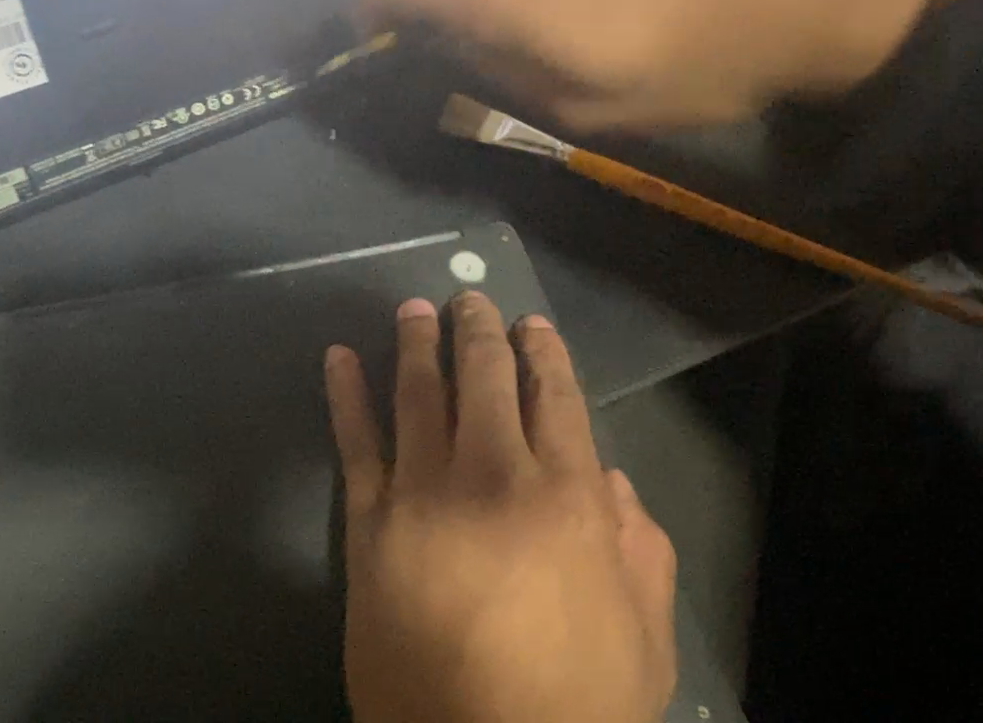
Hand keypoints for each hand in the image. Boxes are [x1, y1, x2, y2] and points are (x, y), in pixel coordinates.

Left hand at [325, 294, 676, 722]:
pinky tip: (339, 355)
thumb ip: (640, 550)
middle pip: (486, 379)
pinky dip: (345, 392)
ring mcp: (424, 490)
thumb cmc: (571, 700)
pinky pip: (356, 439)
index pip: (556, 398)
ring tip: (414, 309)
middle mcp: (493, 474)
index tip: (530, 323)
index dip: (544, 353)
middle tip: (469, 299)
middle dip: (479, 331)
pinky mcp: (370, 517)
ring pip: (420, 392)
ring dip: (417, 343)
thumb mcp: (642, 635)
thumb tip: (614, 482)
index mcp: (569, 496)